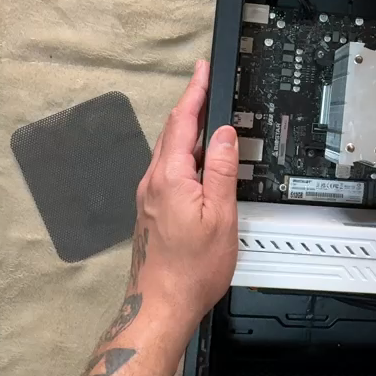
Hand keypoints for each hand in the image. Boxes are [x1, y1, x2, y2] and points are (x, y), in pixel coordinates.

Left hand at [131, 60, 238, 323]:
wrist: (160, 305)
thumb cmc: (191, 270)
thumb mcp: (220, 216)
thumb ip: (222, 170)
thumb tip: (225, 134)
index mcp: (171, 178)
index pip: (183, 121)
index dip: (194, 91)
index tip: (202, 70)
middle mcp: (153, 182)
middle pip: (173, 131)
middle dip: (190, 104)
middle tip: (206, 84)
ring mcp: (149, 196)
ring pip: (169, 149)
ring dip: (187, 128)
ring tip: (206, 115)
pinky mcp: (152, 208)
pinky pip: (167, 168)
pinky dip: (184, 151)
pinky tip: (198, 159)